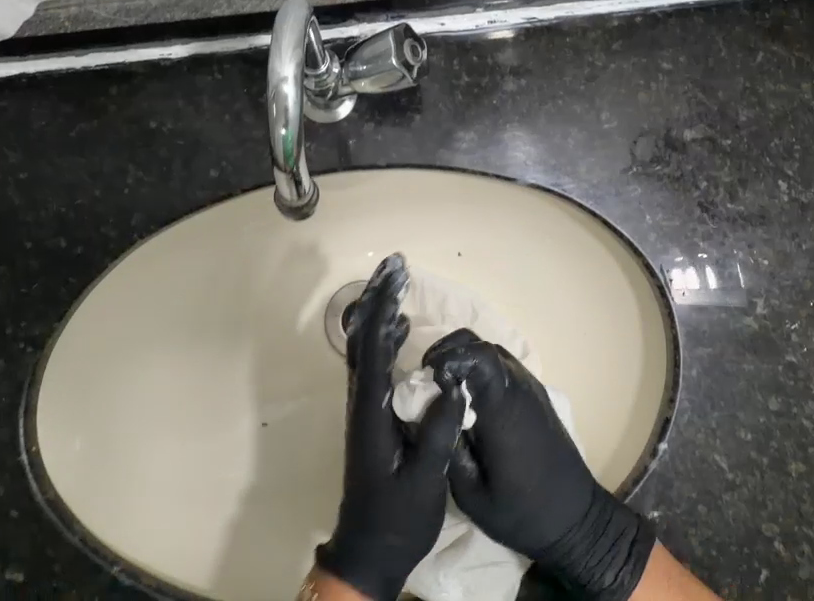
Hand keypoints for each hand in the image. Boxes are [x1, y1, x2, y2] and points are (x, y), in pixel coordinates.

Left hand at [313, 255, 467, 600]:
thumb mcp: (425, 480)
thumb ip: (436, 433)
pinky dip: (384, 336)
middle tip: (395, 266)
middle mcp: (362, 401)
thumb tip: (452, 383)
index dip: (383, 307)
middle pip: (361, 337)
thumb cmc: (398, 516)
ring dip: (378, 312)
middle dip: (377, 297)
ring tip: (397, 283)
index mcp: (372, 411)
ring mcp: (364, 407)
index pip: (373, 346)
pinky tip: (400, 329)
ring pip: (364, 348)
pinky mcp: (371, 415)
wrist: (369, 548)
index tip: (398, 276)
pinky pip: (373, 364)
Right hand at [425, 329, 655, 600]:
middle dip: (449, 352)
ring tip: (443, 386)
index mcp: (503, 409)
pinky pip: (503, 366)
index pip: (478, 356)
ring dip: (464, 358)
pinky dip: (479, 368)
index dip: (448, 357)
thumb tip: (430, 411)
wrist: (575, 519)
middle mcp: (520, 388)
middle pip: (481, 344)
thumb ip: (448, 446)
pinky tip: (467, 397)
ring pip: (492, 351)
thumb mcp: (471, 494)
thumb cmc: (522, 513)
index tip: (428, 380)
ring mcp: (531, 388)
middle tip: (428, 378)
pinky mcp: (536, 395)